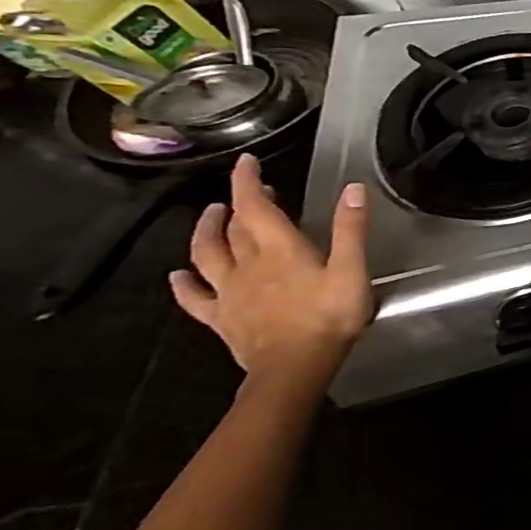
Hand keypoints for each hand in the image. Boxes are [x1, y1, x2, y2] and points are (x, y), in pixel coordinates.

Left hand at [169, 153, 373, 379]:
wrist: (294, 368)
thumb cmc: (329, 317)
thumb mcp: (353, 271)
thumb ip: (351, 230)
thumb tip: (352, 189)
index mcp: (279, 250)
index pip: (255, 207)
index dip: (247, 182)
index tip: (245, 162)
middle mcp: (247, 265)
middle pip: (234, 228)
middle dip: (238, 204)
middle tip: (249, 192)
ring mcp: (229, 292)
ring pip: (207, 255)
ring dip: (206, 232)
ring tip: (209, 216)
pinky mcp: (221, 317)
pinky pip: (194, 298)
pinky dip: (183, 284)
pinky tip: (177, 276)